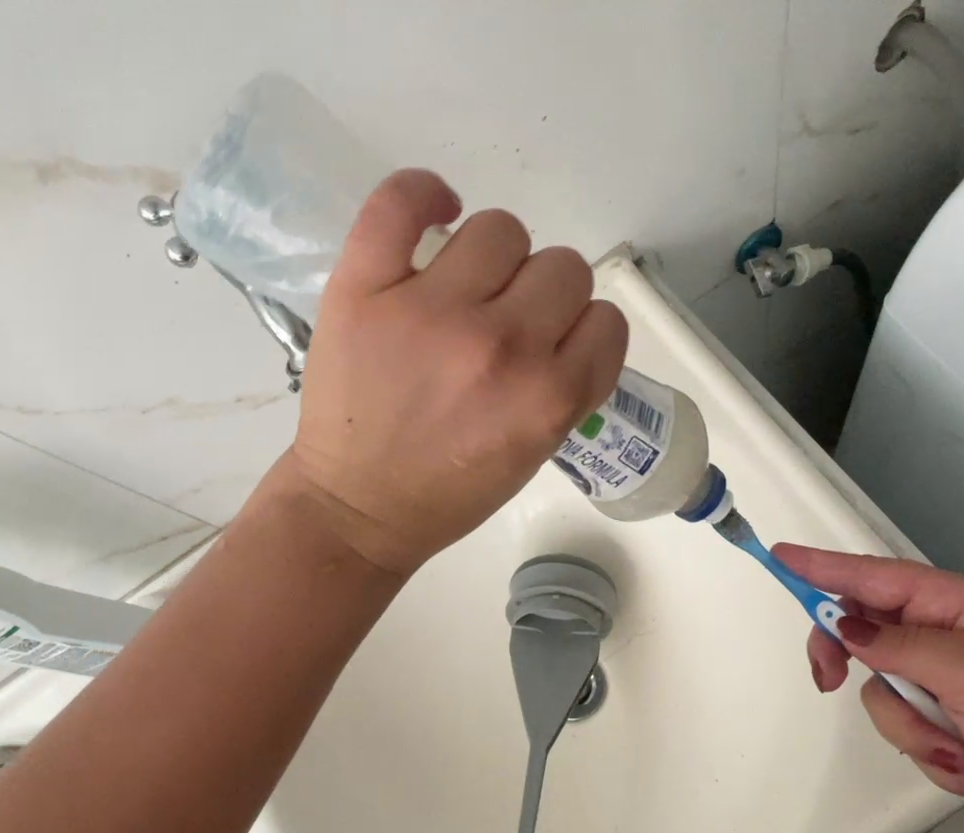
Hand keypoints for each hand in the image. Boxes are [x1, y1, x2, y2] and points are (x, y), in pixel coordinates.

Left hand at [284, 169, 628, 573]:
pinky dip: (423, 194)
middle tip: (504, 327)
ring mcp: (430, 310)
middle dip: (543, 298)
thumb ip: (568, 385)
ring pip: (503, 229)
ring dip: (495, 259)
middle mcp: (500, 346)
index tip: (552, 349)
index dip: (582, 333)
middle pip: (564, 268)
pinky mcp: (365, 288)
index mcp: (548, 397)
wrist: (358, 506)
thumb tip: (570, 319)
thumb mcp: (537, 451)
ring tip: (464, 292)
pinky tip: (434, 213)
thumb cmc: (452, 489)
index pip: (605, 321)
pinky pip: (402, 201)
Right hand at [777, 544, 963, 809]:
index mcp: (954, 605)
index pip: (874, 577)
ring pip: (883, 696)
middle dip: (857, 671)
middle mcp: (943, 636)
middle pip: (863, 637)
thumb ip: (901, 649)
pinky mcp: (950, 720)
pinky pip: (909, 732)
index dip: (822, 568)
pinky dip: (939, 757)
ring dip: (920, 734)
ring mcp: (945, 680)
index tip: (778, 558)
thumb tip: (843, 627)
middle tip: (827, 685)